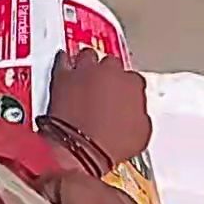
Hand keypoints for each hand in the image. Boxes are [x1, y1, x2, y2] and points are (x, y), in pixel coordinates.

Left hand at [46, 49, 150, 168]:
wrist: (82, 148)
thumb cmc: (110, 144)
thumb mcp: (141, 133)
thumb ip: (140, 114)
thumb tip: (134, 113)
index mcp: (132, 85)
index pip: (134, 78)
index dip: (127, 87)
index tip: (122, 94)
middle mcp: (110, 72)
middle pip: (111, 63)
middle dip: (108, 72)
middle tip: (104, 85)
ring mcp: (85, 71)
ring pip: (88, 55)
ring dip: (88, 63)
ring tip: (86, 72)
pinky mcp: (63, 75)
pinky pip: (62, 59)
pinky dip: (64, 61)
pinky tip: (65, 63)